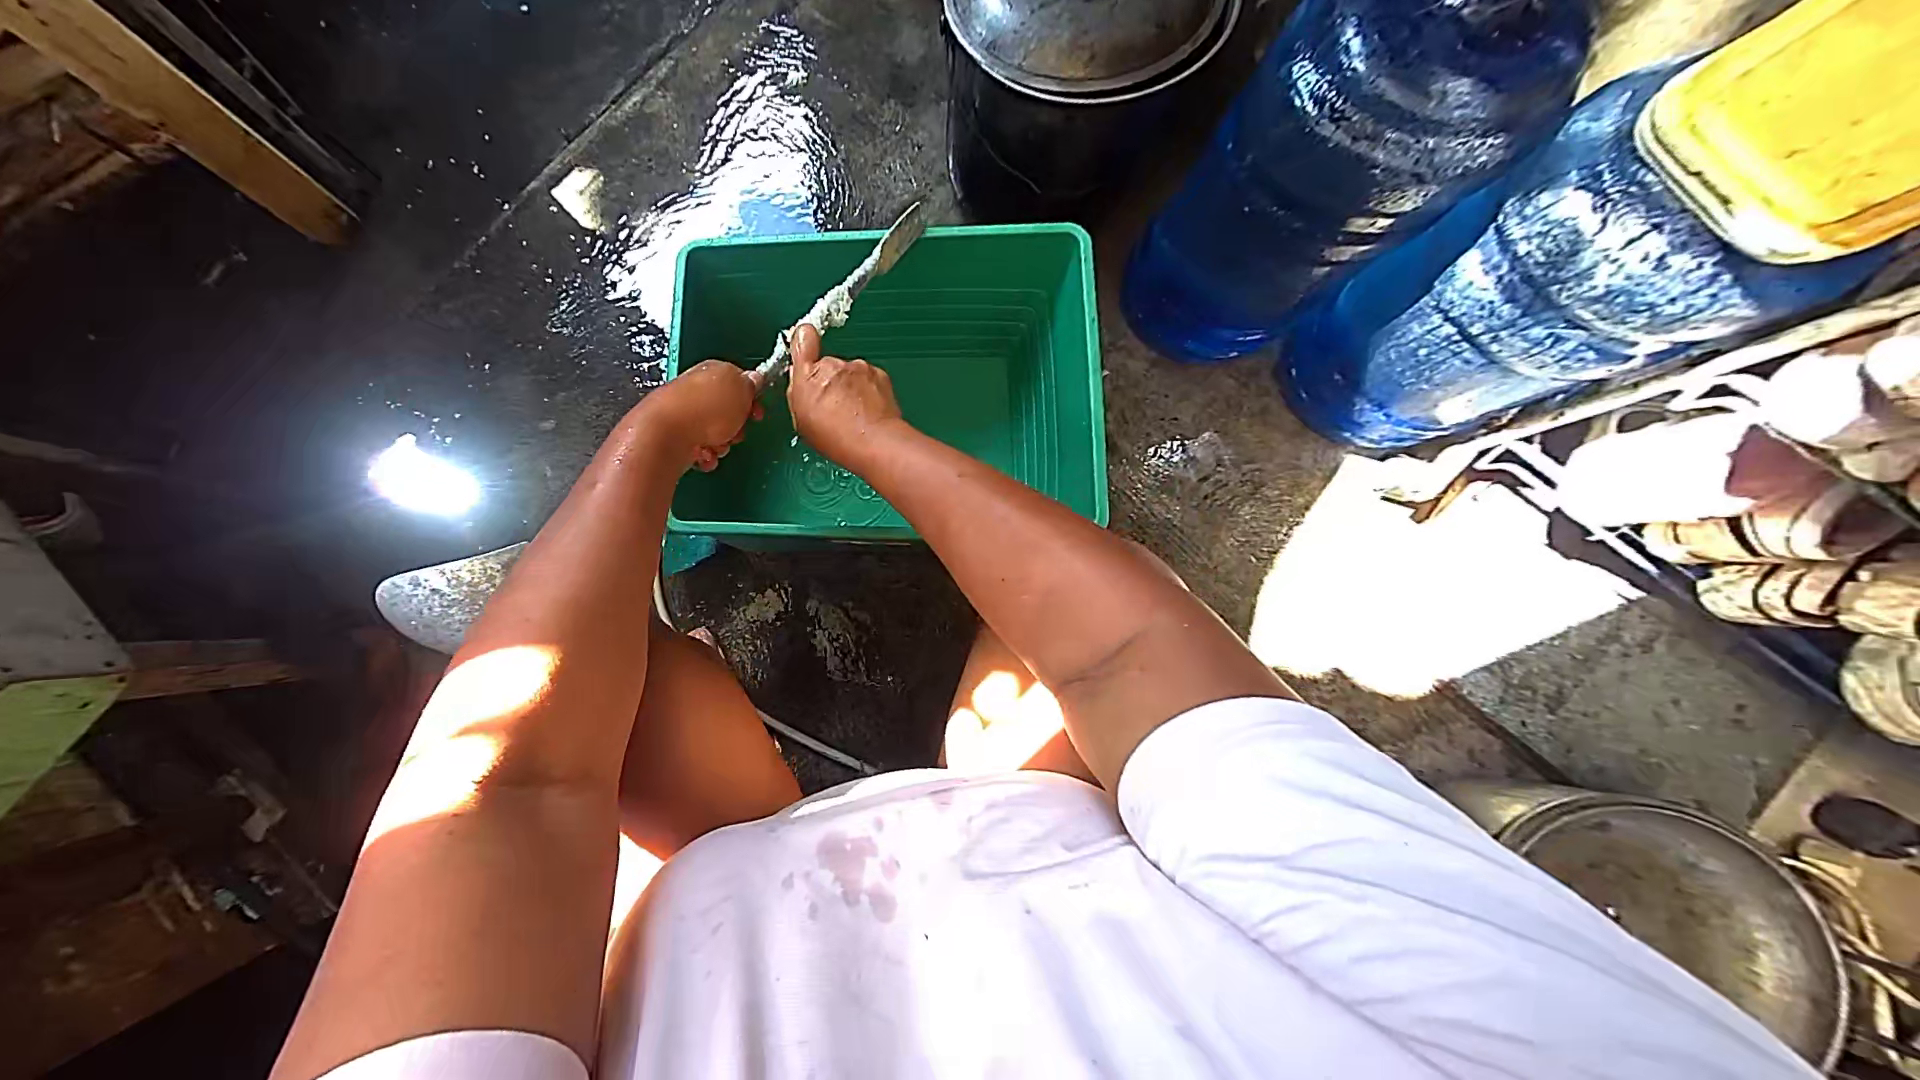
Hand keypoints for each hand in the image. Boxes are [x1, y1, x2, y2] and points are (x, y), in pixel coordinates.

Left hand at [640, 360, 763, 470]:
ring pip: (715, 432)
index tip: (757, 411)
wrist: (666, 436)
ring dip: (723, 443)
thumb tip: (753, 379)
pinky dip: (705, 454)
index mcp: (710, 371)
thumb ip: (750, 383)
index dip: (750, 398)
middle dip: (737, 425)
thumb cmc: (704, 410)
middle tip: (737, 430)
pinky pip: (699, 448)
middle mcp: (693, 389)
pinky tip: (703, 454)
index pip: (736, 381)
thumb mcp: (742, 390)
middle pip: (727, 410)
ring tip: (717, 445)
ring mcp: (682, 414)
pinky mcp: (673, 437)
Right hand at [786, 324, 905, 466]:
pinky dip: (869, 392)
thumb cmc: (838, 437)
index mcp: (807, 376)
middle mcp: (833, 365)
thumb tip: (800, 383)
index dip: (804, 340)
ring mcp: (858, 368)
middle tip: (834, 407)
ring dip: (851, 388)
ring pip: (851, 374)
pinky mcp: (879, 374)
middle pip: (828, 366)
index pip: (803, 339)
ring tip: (853, 415)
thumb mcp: (802, 421)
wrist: (874, 442)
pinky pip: (869, 380)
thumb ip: (798, 394)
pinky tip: (867, 413)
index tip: (804, 344)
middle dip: (830, 382)